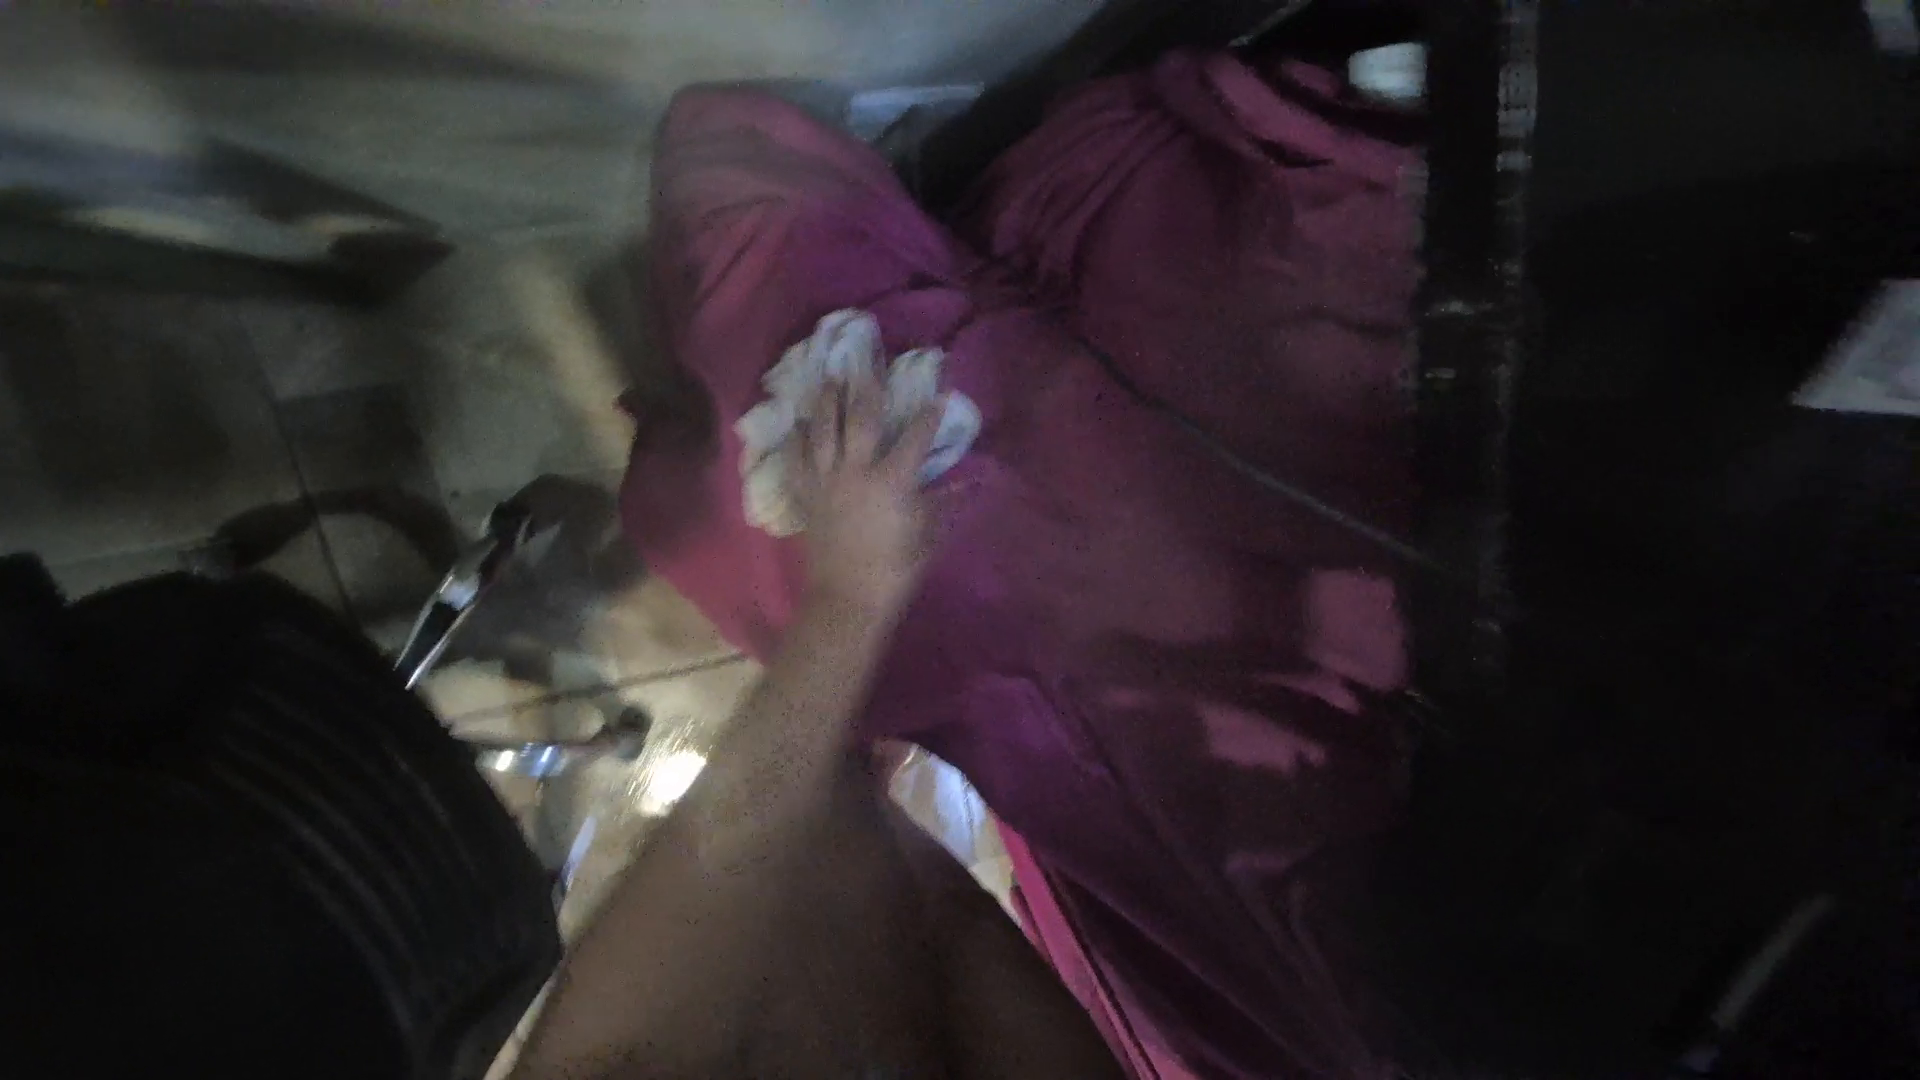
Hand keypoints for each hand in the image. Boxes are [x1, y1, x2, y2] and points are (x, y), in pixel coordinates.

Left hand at [793, 375, 941, 621]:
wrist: (846, 600)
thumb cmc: (894, 571)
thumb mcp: (927, 537)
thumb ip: (943, 505)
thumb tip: (966, 484)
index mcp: (892, 481)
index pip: (914, 438)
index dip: (928, 415)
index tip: (940, 394)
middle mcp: (856, 471)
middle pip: (860, 420)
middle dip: (866, 388)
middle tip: (866, 362)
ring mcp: (826, 481)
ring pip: (823, 431)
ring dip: (827, 402)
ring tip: (829, 378)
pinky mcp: (807, 497)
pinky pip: (797, 461)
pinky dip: (796, 440)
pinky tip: (797, 424)